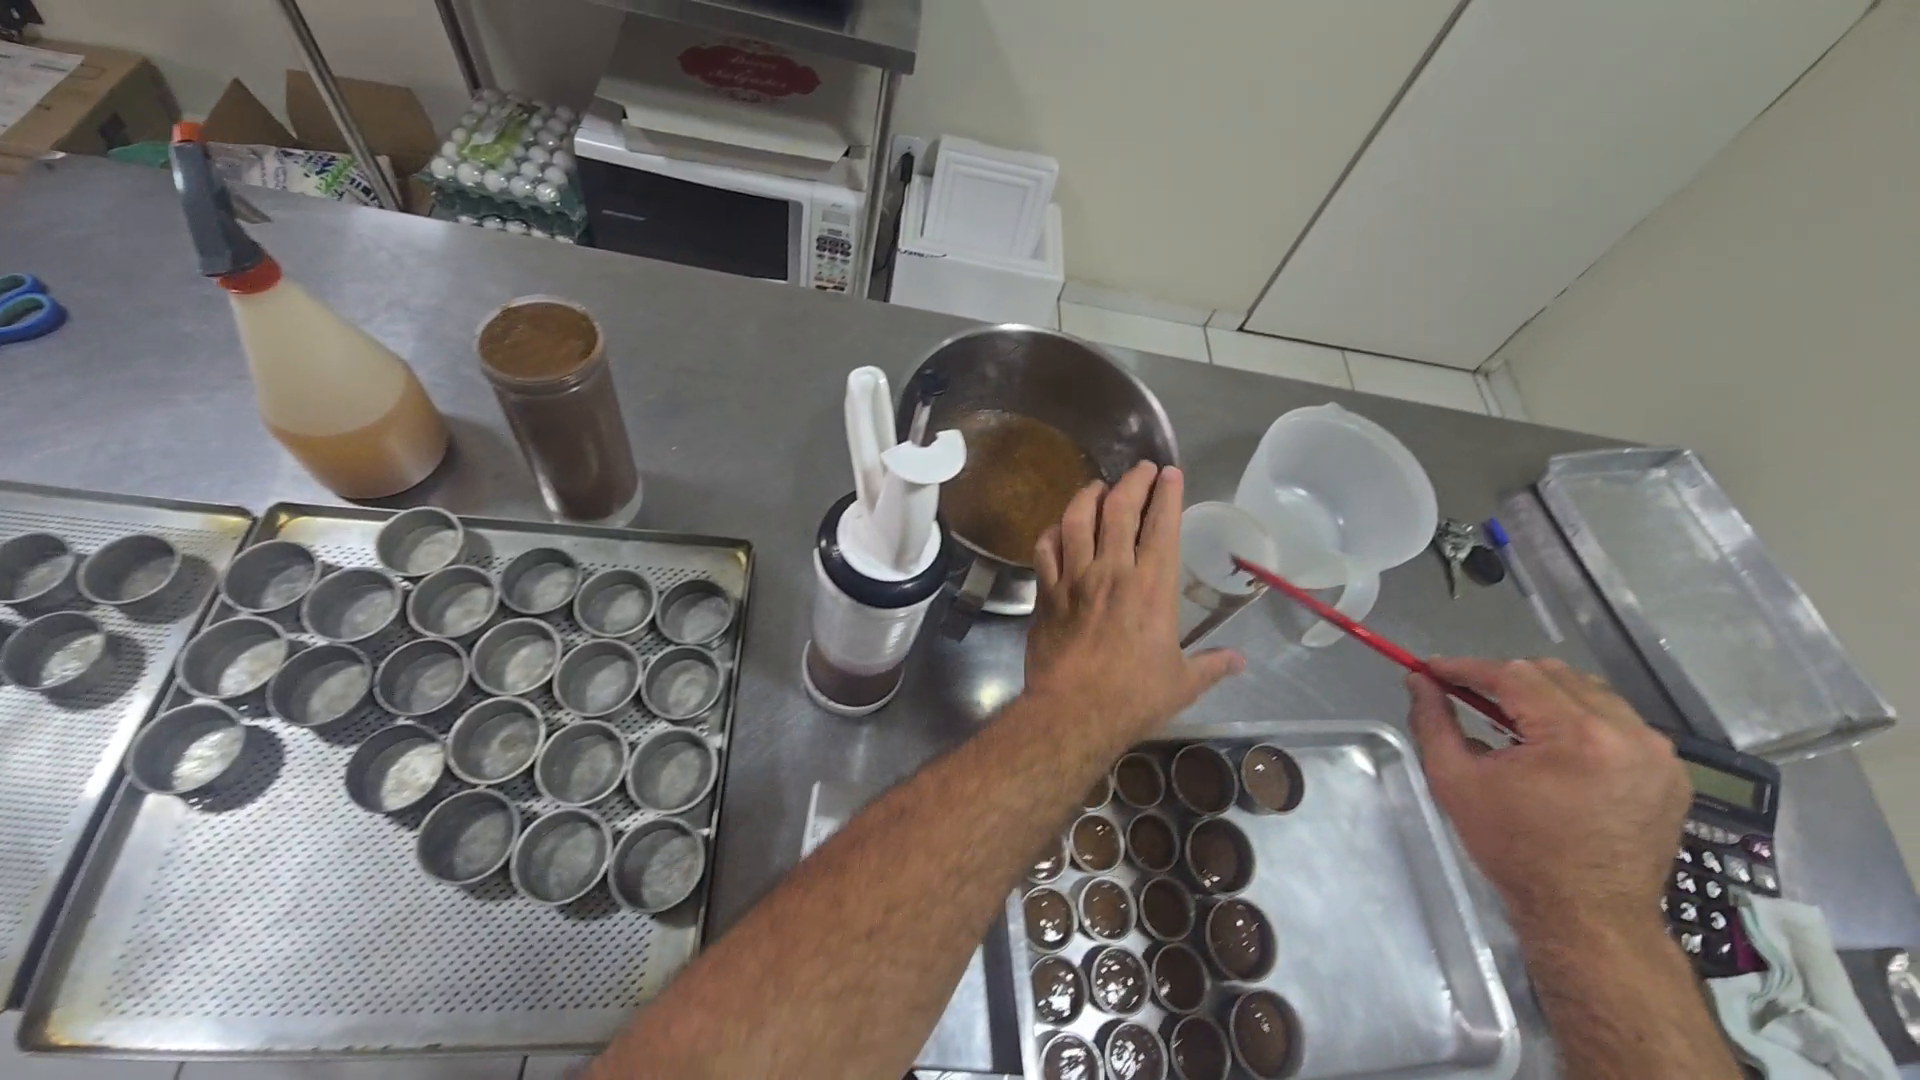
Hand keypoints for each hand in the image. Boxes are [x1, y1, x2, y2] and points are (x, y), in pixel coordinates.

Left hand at [1025, 463, 1243, 743]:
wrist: (1074, 713)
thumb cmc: (1133, 698)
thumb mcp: (1182, 683)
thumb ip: (1211, 666)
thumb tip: (1240, 661)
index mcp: (1153, 587)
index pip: (1162, 526)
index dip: (1167, 494)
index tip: (1170, 474)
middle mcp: (1113, 572)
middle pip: (1119, 510)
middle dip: (1133, 482)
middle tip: (1141, 469)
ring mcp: (1074, 580)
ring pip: (1077, 521)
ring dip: (1088, 496)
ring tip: (1097, 486)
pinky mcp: (1045, 594)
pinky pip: (1045, 550)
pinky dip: (1052, 532)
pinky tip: (1058, 527)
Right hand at [1408, 658, 1690, 940]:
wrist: (1587, 915)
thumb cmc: (1514, 849)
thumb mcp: (1455, 781)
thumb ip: (1432, 721)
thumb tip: (1418, 680)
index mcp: (1577, 735)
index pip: (1514, 675)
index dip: (1467, 668)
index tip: (1433, 670)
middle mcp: (1628, 733)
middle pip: (1554, 675)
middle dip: (1505, 680)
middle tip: (1469, 699)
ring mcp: (1658, 753)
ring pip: (1589, 693)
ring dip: (1545, 698)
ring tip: (1512, 724)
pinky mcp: (1671, 772)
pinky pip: (1619, 722)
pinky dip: (1581, 722)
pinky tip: (1555, 749)